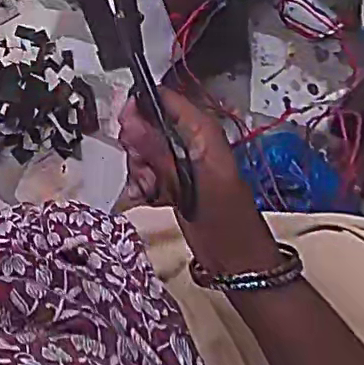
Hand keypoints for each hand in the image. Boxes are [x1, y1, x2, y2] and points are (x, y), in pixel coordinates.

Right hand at [119, 89, 279, 272]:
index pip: (167, 100)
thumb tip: (133, 120)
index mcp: (203, 134)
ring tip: (146, 187)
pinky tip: (144, 195)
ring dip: (137, 167)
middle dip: (136, 144)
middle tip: (139, 164)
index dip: (142, 107)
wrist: (237, 264)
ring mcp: (182, 163)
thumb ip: (160, 150)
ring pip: (144, 149)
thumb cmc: (227, 223)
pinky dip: (141, 182)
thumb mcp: (190, 183)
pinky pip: (147, 170)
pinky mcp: (174, 181)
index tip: (125, 123)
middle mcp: (191, 143)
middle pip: (149, 125)